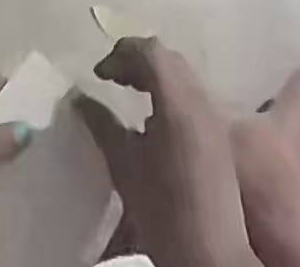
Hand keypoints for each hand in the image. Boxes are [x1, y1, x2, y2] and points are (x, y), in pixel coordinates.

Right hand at [77, 39, 259, 266]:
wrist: (211, 255)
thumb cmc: (163, 210)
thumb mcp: (124, 166)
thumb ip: (102, 125)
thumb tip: (81, 100)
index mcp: (178, 101)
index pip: (150, 52)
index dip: (121, 54)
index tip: (99, 75)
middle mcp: (199, 99)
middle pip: (167, 57)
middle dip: (136, 60)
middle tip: (111, 79)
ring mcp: (213, 115)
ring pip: (181, 73)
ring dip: (153, 74)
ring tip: (129, 92)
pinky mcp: (218, 132)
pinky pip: (190, 92)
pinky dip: (168, 90)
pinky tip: (151, 117)